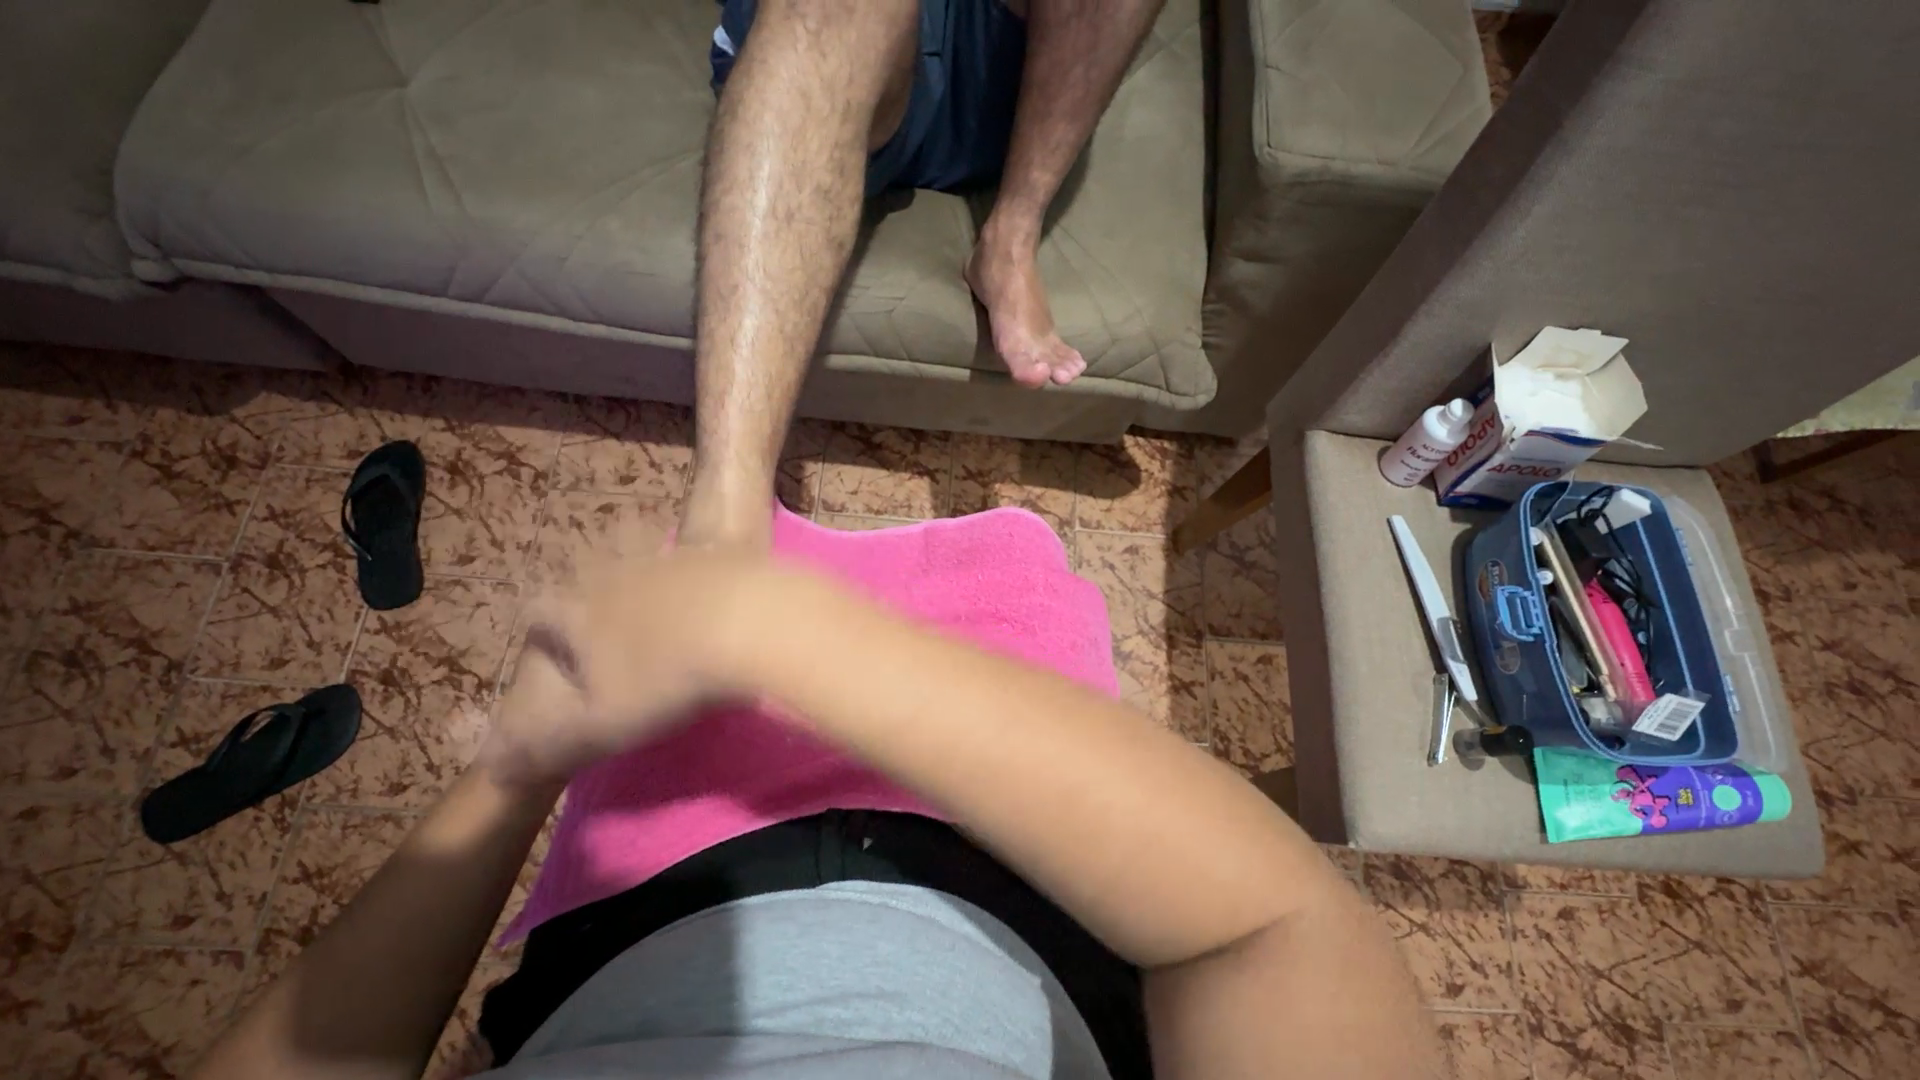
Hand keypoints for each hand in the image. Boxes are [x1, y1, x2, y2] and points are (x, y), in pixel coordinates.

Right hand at [484, 546, 793, 783]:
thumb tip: (493, 765)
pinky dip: (698, 579)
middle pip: (589, 582)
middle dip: (592, 605)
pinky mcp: (718, 552)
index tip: (549, 649)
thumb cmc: (666, 678)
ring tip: (663, 617)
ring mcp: (669, 558)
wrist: (750, 621)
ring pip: (642, 566)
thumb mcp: (600, 725)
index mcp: (579, 612)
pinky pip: (697, 561)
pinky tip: (714, 598)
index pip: (540, 612)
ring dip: (646, 588)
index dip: (541, 632)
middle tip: (609, 634)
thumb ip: (544, 745)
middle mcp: (616, 575)